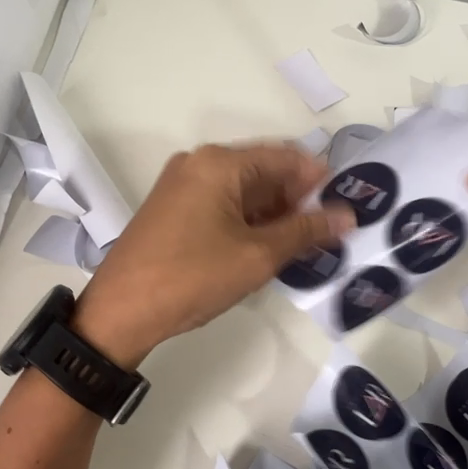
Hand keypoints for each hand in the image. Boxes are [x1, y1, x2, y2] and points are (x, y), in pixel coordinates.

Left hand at [73, 143, 354, 367]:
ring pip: (242, 191)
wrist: (120, 312)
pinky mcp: (172, 210)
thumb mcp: (257, 256)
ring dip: (272, 214)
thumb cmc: (192, 277)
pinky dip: (247, 222)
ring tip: (301, 247)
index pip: (284, 156)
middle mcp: (198, 164)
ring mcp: (181, 186)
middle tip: (326, 234)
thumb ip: (305, 231)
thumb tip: (346, 215)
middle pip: (262, 171)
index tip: (342, 208)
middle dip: (296, 199)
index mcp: (218, 163)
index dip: (318, 180)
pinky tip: (265, 250)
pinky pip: (221, 204)